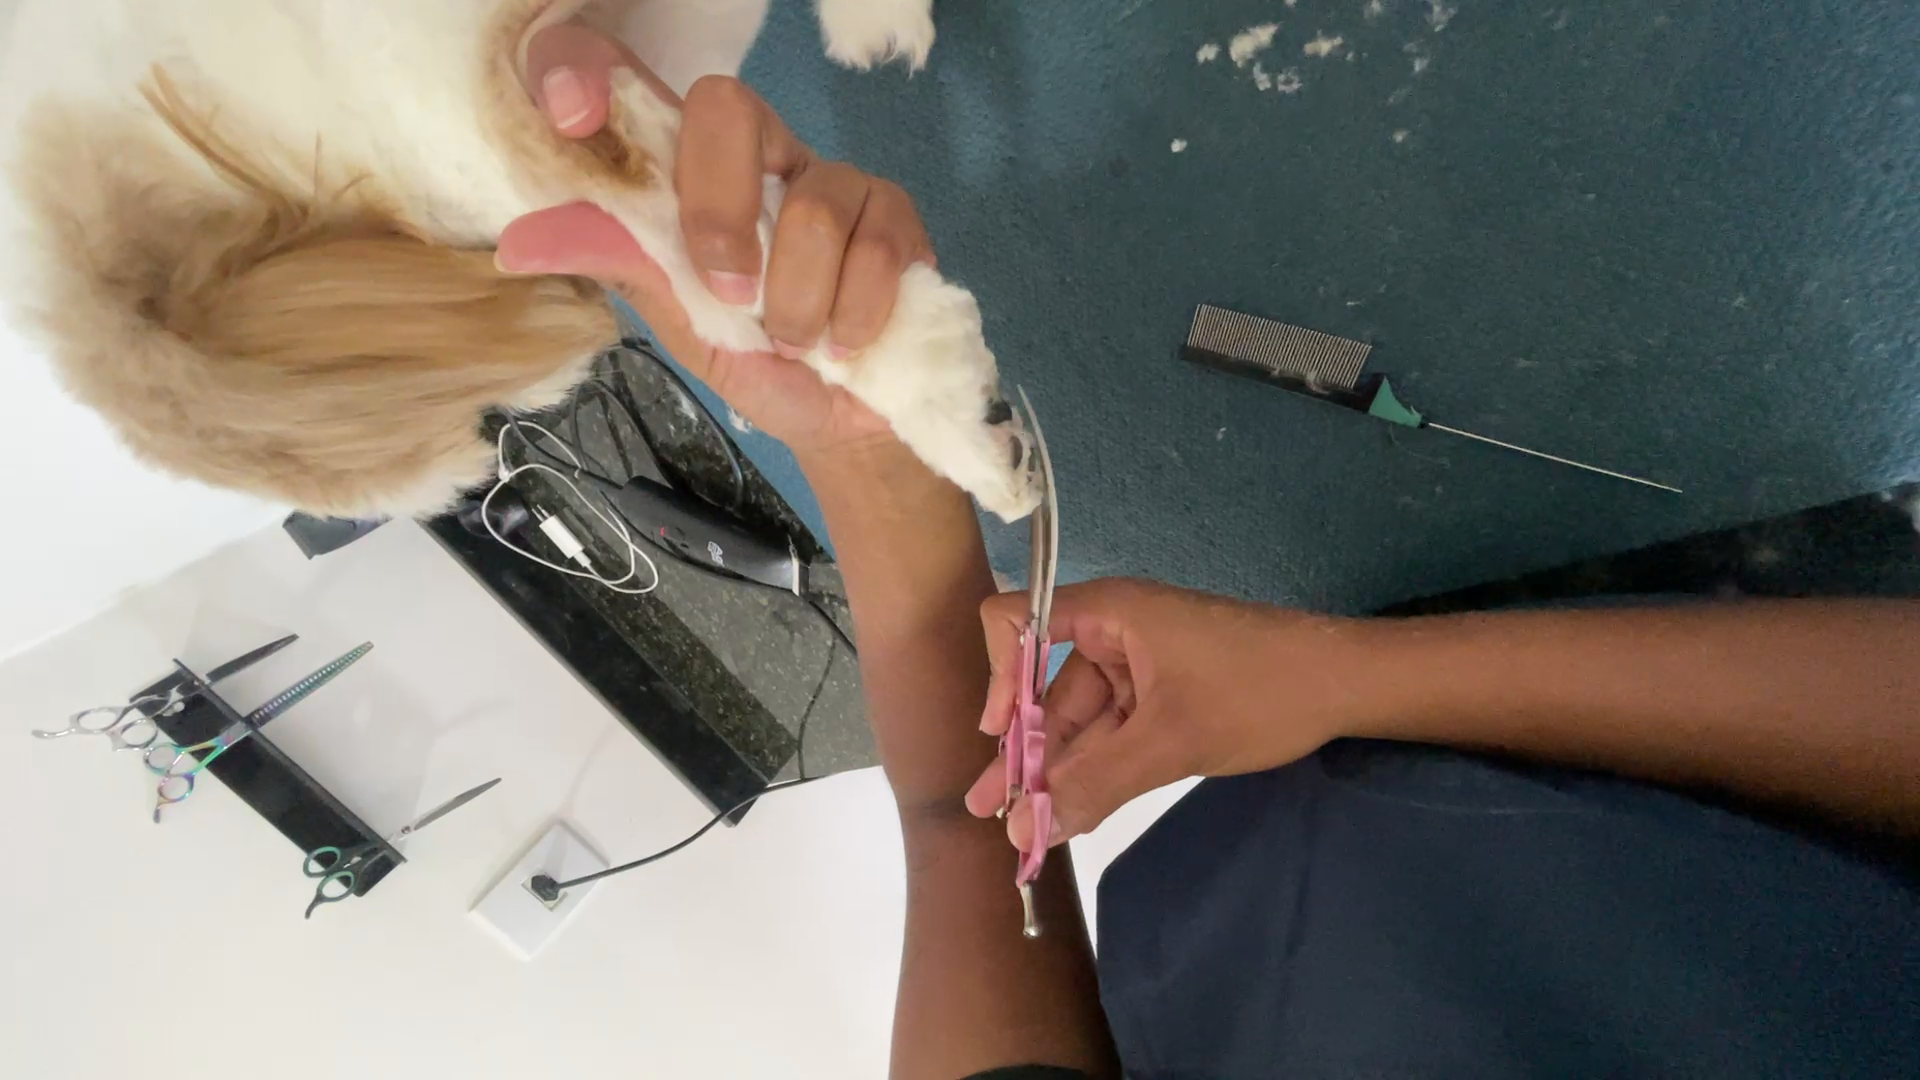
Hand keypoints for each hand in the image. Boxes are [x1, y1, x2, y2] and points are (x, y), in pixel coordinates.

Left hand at [495, 23, 934, 455]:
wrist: (843, 424)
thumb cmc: (767, 375)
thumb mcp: (688, 332)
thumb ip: (630, 273)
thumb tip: (519, 242)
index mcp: (701, 183)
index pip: (642, 94)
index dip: (595, 71)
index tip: (573, 115)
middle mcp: (765, 162)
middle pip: (728, 109)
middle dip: (722, 215)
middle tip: (734, 296)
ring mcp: (836, 181)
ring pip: (811, 204)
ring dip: (800, 303)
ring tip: (803, 344)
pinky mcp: (895, 215)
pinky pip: (872, 245)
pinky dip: (856, 313)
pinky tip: (850, 344)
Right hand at [964, 579, 1375, 850]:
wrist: (1349, 685)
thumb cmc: (1257, 691)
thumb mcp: (1171, 740)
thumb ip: (1095, 783)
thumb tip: (1025, 830)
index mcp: (1106, 614)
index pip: (1018, 620)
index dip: (998, 671)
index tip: (998, 732)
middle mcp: (1111, 633)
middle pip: (1048, 686)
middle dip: (1024, 748)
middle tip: (988, 805)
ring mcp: (1136, 665)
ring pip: (1082, 718)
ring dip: (1056, 768)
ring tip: (1020, 821)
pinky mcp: (1158, 693)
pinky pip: (1113, 729)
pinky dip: (1096, 766)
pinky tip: (1068, 806)